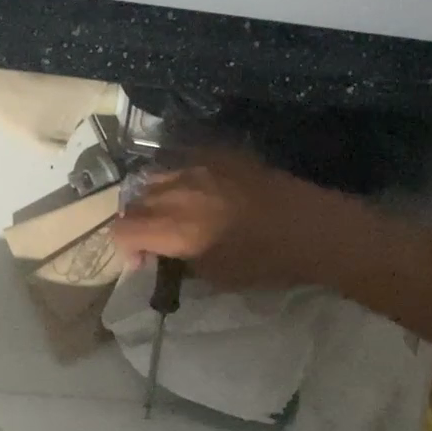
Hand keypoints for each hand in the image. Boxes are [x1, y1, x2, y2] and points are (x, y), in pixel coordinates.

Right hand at [112, 149, 350, 288]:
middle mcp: (176, 192)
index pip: (122, 230)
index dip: (125, 249)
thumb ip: (178, 262)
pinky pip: (182, 161)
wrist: (309, 227)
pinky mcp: (218, 154)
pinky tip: (194, 192)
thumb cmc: (263, 262)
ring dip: (153, 198)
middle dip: (137, 223)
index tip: (144, 263)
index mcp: (173, 227)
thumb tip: (164, 254)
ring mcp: (197, 167)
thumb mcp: (213, 276)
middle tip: (155, 241)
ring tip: (171, 213)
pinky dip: (177, 178)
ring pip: (153, 178)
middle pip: (133, 202)